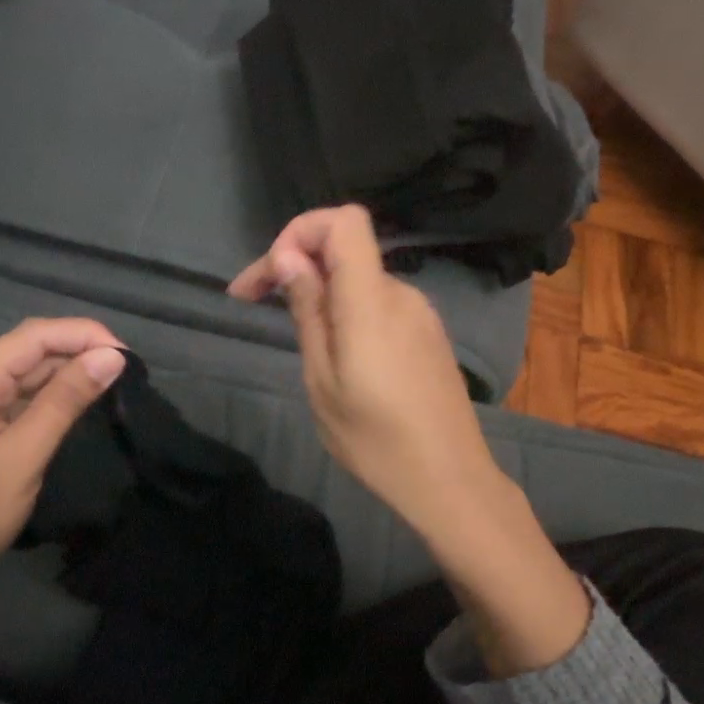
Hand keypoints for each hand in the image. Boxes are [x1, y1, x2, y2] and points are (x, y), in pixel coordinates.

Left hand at [0, 318, 126, 703]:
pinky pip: (6, 399)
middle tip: (125, 371)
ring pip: (16, 375)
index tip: (126, 354)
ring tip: (109, 382)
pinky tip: (72, 403)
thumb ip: (64, 403)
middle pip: (22, 351)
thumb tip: (110, 357)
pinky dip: (41, 397)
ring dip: (61, 374)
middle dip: (74, 352)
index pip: (29, 338)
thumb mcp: (22, 461)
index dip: (81, 335)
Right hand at [228, 206, 505, 530]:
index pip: (343, 222)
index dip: (299, 232)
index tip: (267, 278)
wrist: (450, 480)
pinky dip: (349, 311)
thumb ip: (309, 312)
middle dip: (296, 265)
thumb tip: (290, 258)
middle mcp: (402, 295)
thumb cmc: (376, 441)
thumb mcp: (324, 381)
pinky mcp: (429, 334)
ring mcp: (421, 313)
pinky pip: (380, 304)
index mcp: (372, 301)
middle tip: (253, 304)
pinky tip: (337, 353)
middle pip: (346, 248)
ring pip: (360, 279)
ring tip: (296, 340)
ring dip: (321, 292)